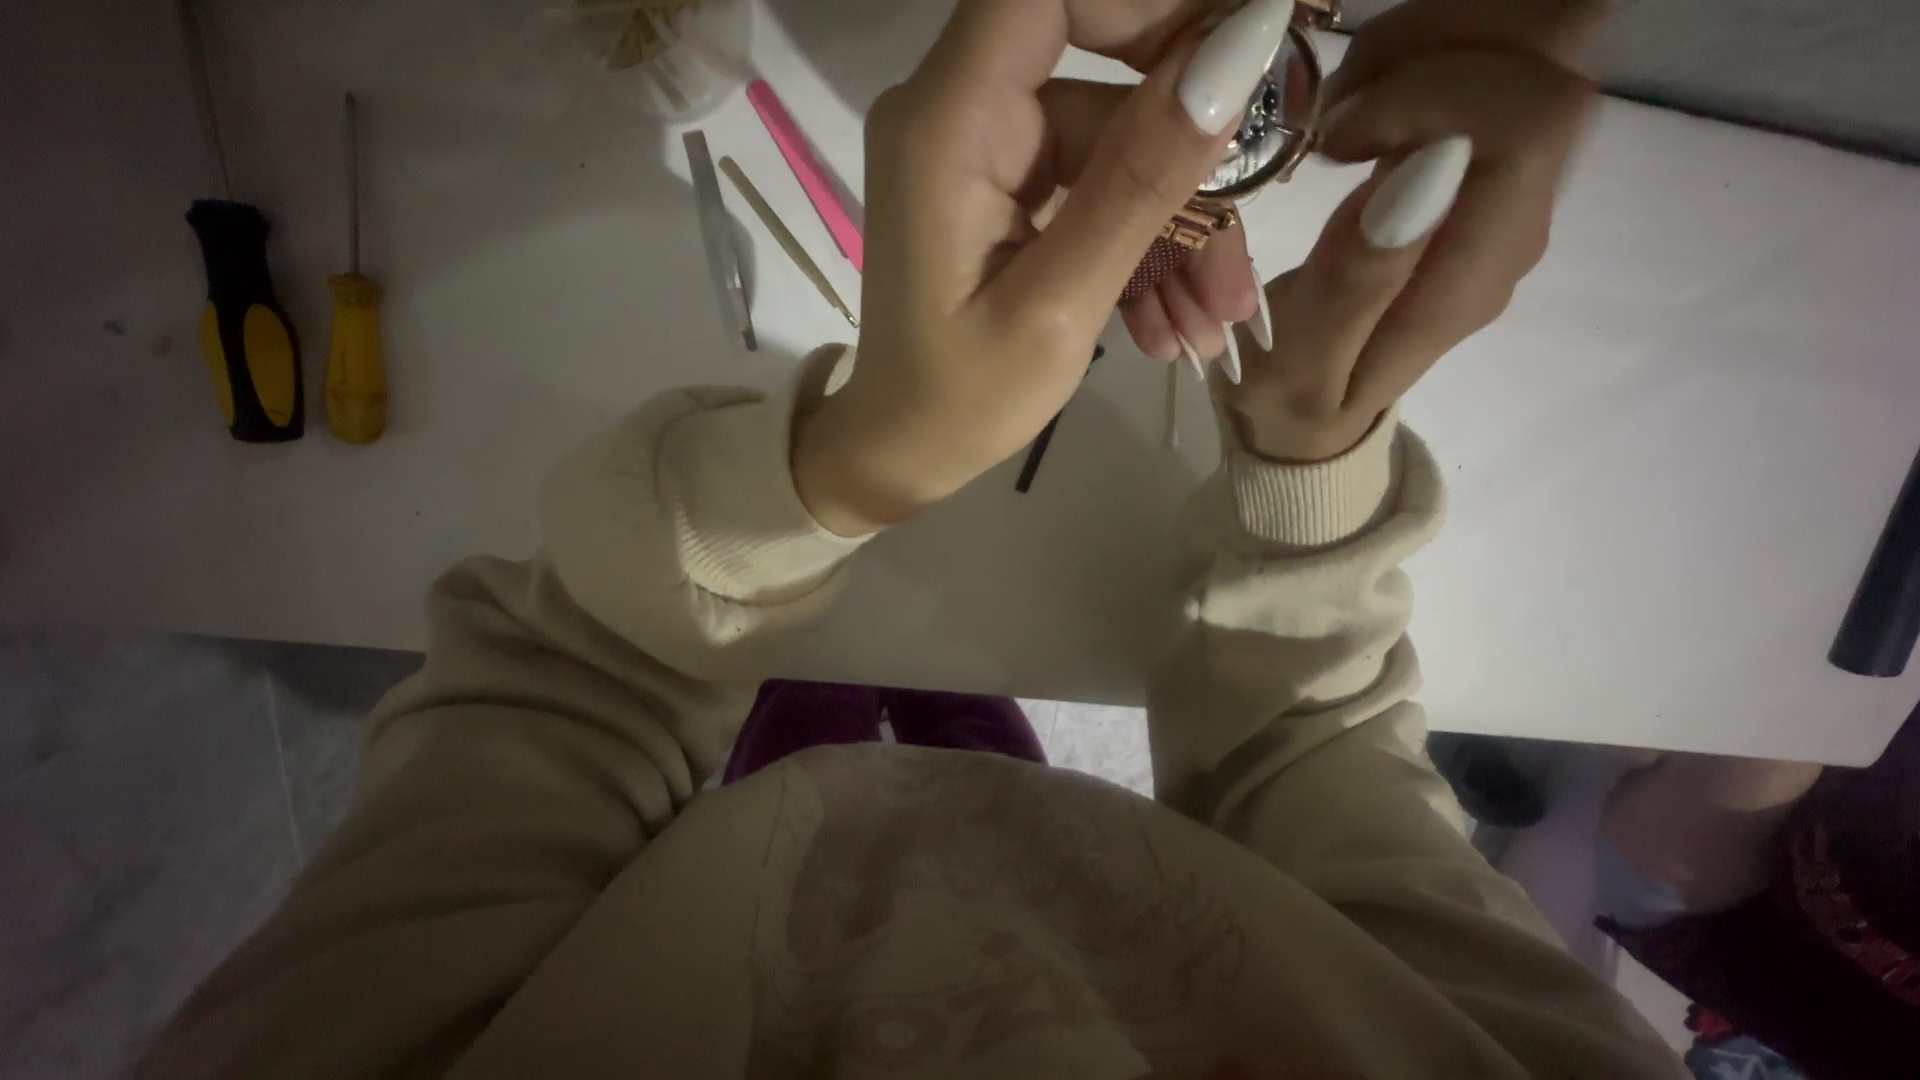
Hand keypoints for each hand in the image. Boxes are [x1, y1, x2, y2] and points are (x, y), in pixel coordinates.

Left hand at [794, 0, 1299, 535]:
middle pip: (1100, 68)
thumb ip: (1137, 185)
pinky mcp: (1002, 195)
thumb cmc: (960, 400)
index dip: (1154, 6)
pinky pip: (1090, 191)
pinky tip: (1175, 324)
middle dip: (1189, 149)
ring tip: (1218, 323)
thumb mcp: (1057, 307)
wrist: (903, 451)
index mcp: (946, 125)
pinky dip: (1138, 249)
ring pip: (1111, 147)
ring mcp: (981, 156)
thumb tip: (1232, 61)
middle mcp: (956, 116)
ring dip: (1176, 230)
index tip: (1241, 57)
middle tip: (1259, 214)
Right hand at [1226, 0, 1606, 462]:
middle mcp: (1512, 223)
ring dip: (1419, 49)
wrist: (1308, 423)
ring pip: (1525, 43)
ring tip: (1332, 119)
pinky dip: (1413, 60)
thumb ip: (1357, 280)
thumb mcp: (1300, 366)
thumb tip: (1427, 165)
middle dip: (1431, 52)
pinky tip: (1353, 115)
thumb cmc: (1290, 404)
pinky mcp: (1472, 169)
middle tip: (1330, 118)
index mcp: (1472, 276)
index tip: (1335, 140)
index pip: (1531, 126)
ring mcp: (1500, 191)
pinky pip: (1484, 64)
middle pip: (1547, 61)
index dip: (1441, 91)